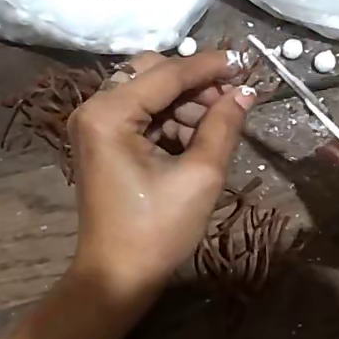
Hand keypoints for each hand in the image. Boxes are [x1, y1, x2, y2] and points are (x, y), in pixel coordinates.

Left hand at [67, 49, 257, 305]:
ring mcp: (93, 124)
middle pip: (151, 73)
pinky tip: (194, 139)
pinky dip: (168, 119)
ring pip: (147, 92)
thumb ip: (224, 125)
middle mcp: (93, 109)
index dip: (210, 66)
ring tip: (216, 128)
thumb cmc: (157, 230)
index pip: (167, 74)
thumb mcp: (200, 176)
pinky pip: (139, 113)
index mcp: (109, 114)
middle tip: (231, 101)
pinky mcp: (100, 140)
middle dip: (194, 84)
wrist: (117, 276)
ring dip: (183, 103)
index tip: (246, 62)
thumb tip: (245, 92)